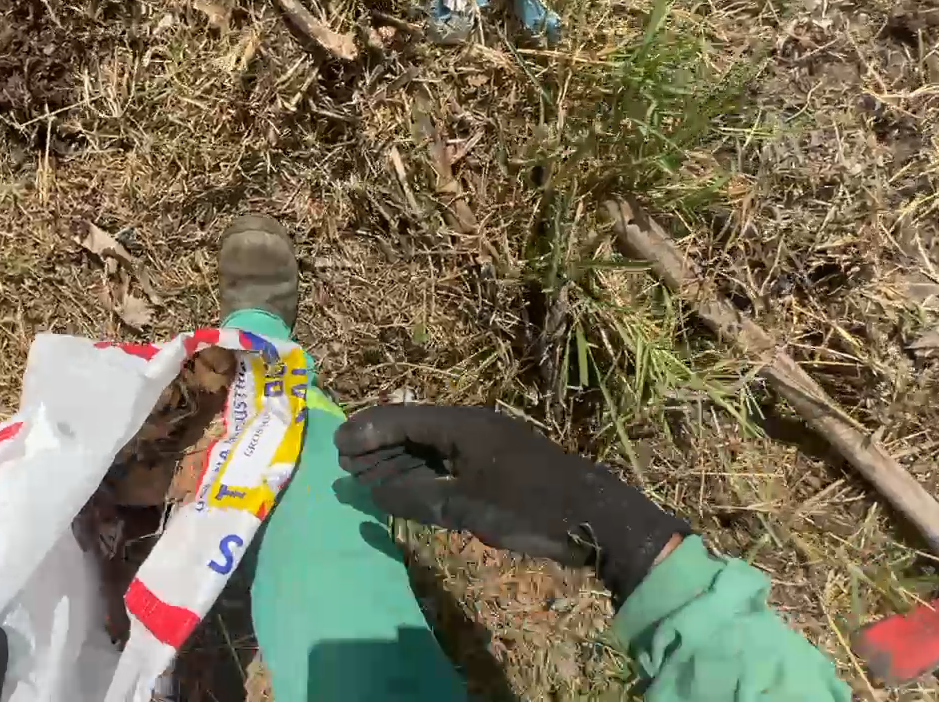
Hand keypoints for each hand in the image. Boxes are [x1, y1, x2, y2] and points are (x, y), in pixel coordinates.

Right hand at [335, 404, 689, 599]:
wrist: (601, 518)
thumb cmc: (532, 507)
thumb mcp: (469, 506)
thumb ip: (418, 498)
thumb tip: (375, 493)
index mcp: (462, 424)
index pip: (401, 420)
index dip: (366, 432)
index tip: (337, 445)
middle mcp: (469, 425)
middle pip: (411, 429)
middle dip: (376, 446)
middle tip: (346, 463)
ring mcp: (485, 442)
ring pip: (428, 445)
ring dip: (397, 459)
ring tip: (367, 475)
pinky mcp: (497, 462)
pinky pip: (447, 459)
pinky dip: (422, 470)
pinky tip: (408, 484)